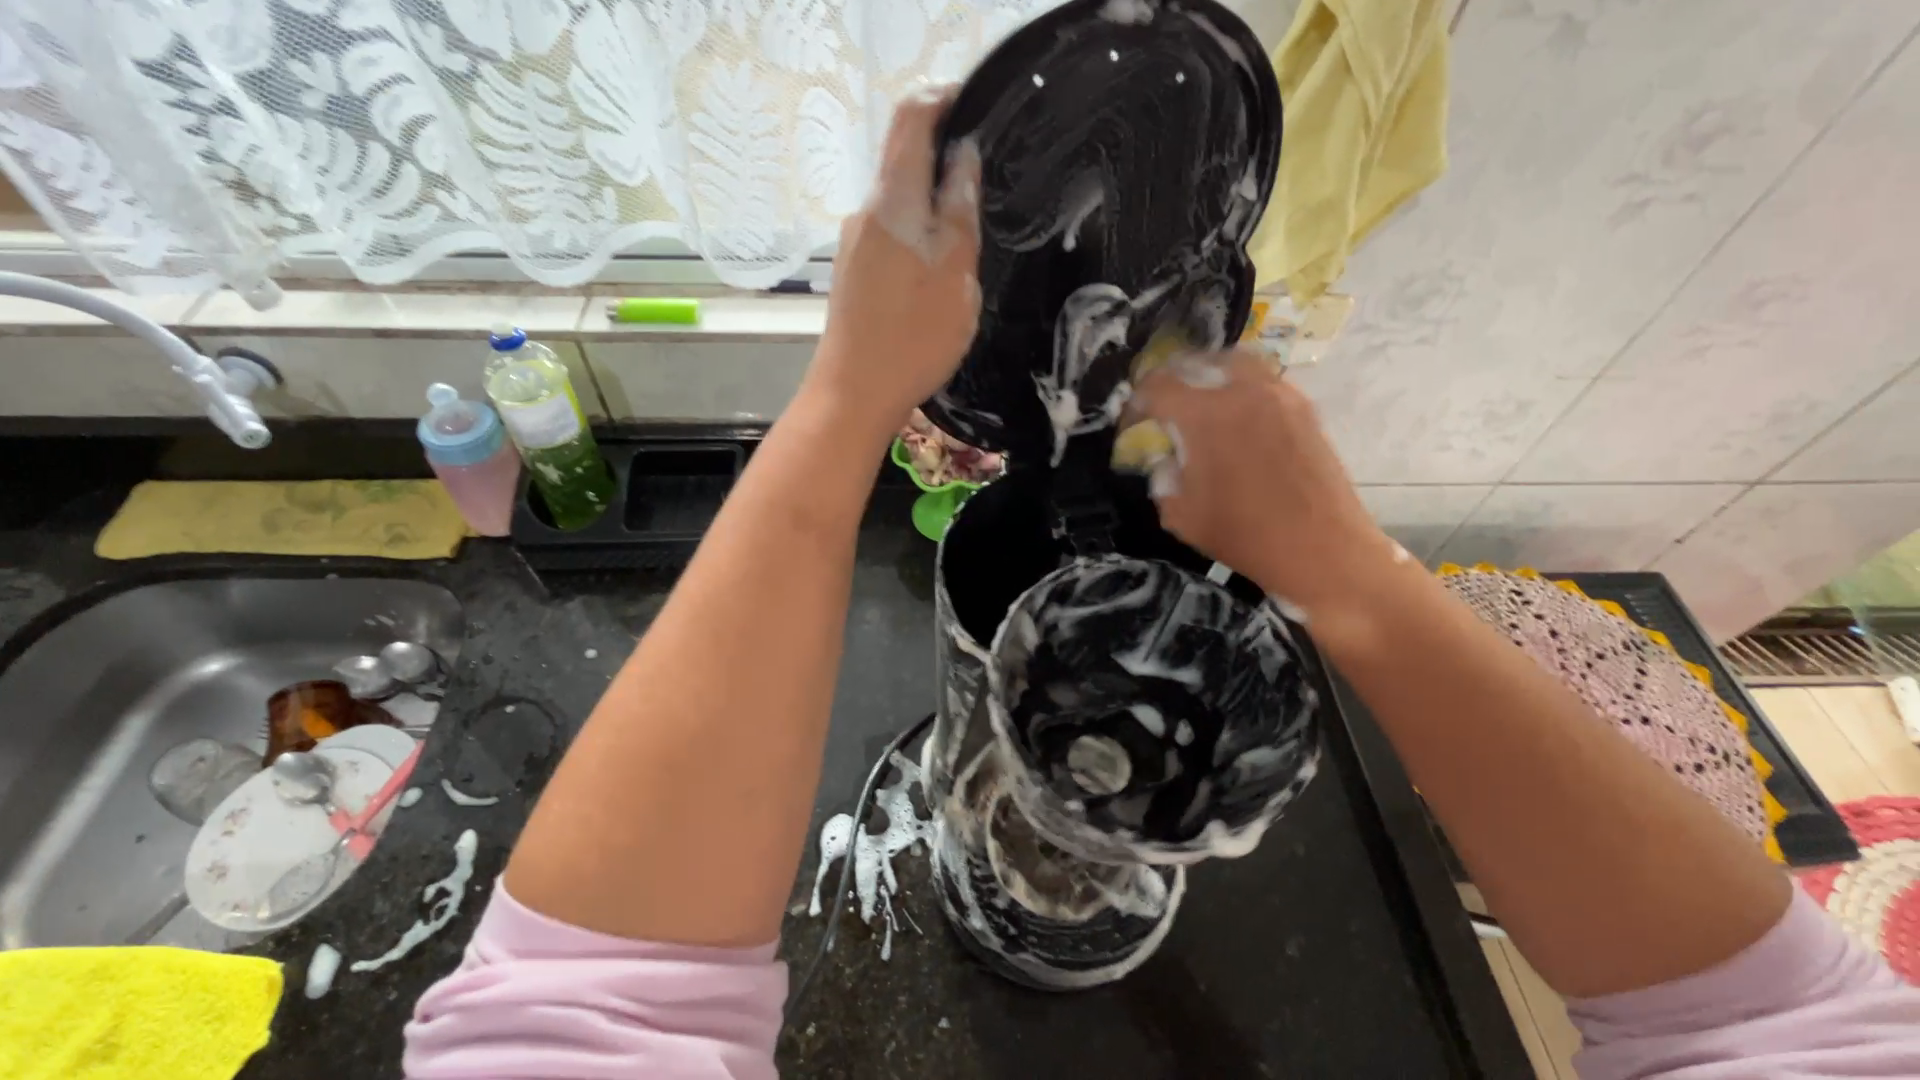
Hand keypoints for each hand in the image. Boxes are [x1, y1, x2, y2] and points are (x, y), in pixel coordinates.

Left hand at [804, 94, 982, 435]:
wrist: (854, 394)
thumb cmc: (913, 336)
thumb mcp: (955, 273)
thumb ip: (959, 211)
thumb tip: (963, 159)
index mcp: (892, 200)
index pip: (912, 119)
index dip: (943, 101)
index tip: (977, 109)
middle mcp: (865, 211)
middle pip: (905, 161)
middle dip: (946, 161)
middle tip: (988, 184)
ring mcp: (854, 243)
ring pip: (900, 203)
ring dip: (933, 205)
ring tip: (970, 235)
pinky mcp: (853, 272)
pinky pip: (891, 234)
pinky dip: (918, 234)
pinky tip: (938, 269)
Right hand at [1132, 350, 1399, 616]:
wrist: (1322, 549)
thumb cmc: (1245, 536)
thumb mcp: (1182, 516)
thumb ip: (1164, 479)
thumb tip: (1166, 461)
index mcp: (1204, 415)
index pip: (1157, 386)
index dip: (1137, 403)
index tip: (1133, 424)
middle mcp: (1242, 392)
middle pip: (1198, 363)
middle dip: (1174, 380)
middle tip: (1165, 406)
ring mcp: (1279, 396)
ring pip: (1236, 364)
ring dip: (1212, 378)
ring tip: (1203, 405)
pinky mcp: (1305, 409)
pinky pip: (1265, 383)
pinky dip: (1244, 390)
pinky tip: (1240, 421)